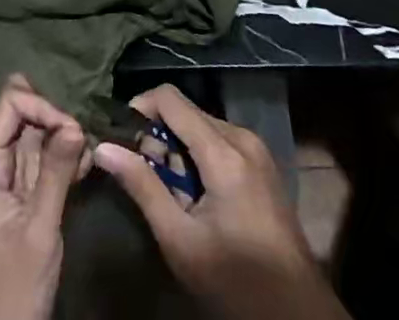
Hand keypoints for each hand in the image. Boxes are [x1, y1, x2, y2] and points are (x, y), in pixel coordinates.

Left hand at [0, 75, 88, 319]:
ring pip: (40, 131)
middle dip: (56, 117)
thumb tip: (74, 123)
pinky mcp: (30, 188)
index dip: (41, 106)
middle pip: (25, 112)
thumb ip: (55, 173)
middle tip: (82, 140)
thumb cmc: (16, 282)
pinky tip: (85, 170)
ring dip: (66, 136)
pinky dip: (69, 155)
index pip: (9, 105)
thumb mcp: (39, 227)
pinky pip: (50, 155)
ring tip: (86, 157)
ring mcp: (13, 174)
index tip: (71, 129)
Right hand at [93, 85, 349, 319]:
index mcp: (224, 151)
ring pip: (201, 127)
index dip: (139, 108)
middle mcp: (242, 137)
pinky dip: (196, 157)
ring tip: (162, 190)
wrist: (294, 309)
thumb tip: (103, 148)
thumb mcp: (179, 238)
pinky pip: (218, 142)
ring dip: (175, 149)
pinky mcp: (260, 163)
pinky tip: (190, 194)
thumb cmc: (233, 278)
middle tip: (137, 173)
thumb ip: (142, 186)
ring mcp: (255, 149)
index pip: (171, 99)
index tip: (118, 137)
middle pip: (186, 113)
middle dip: (156, 135)